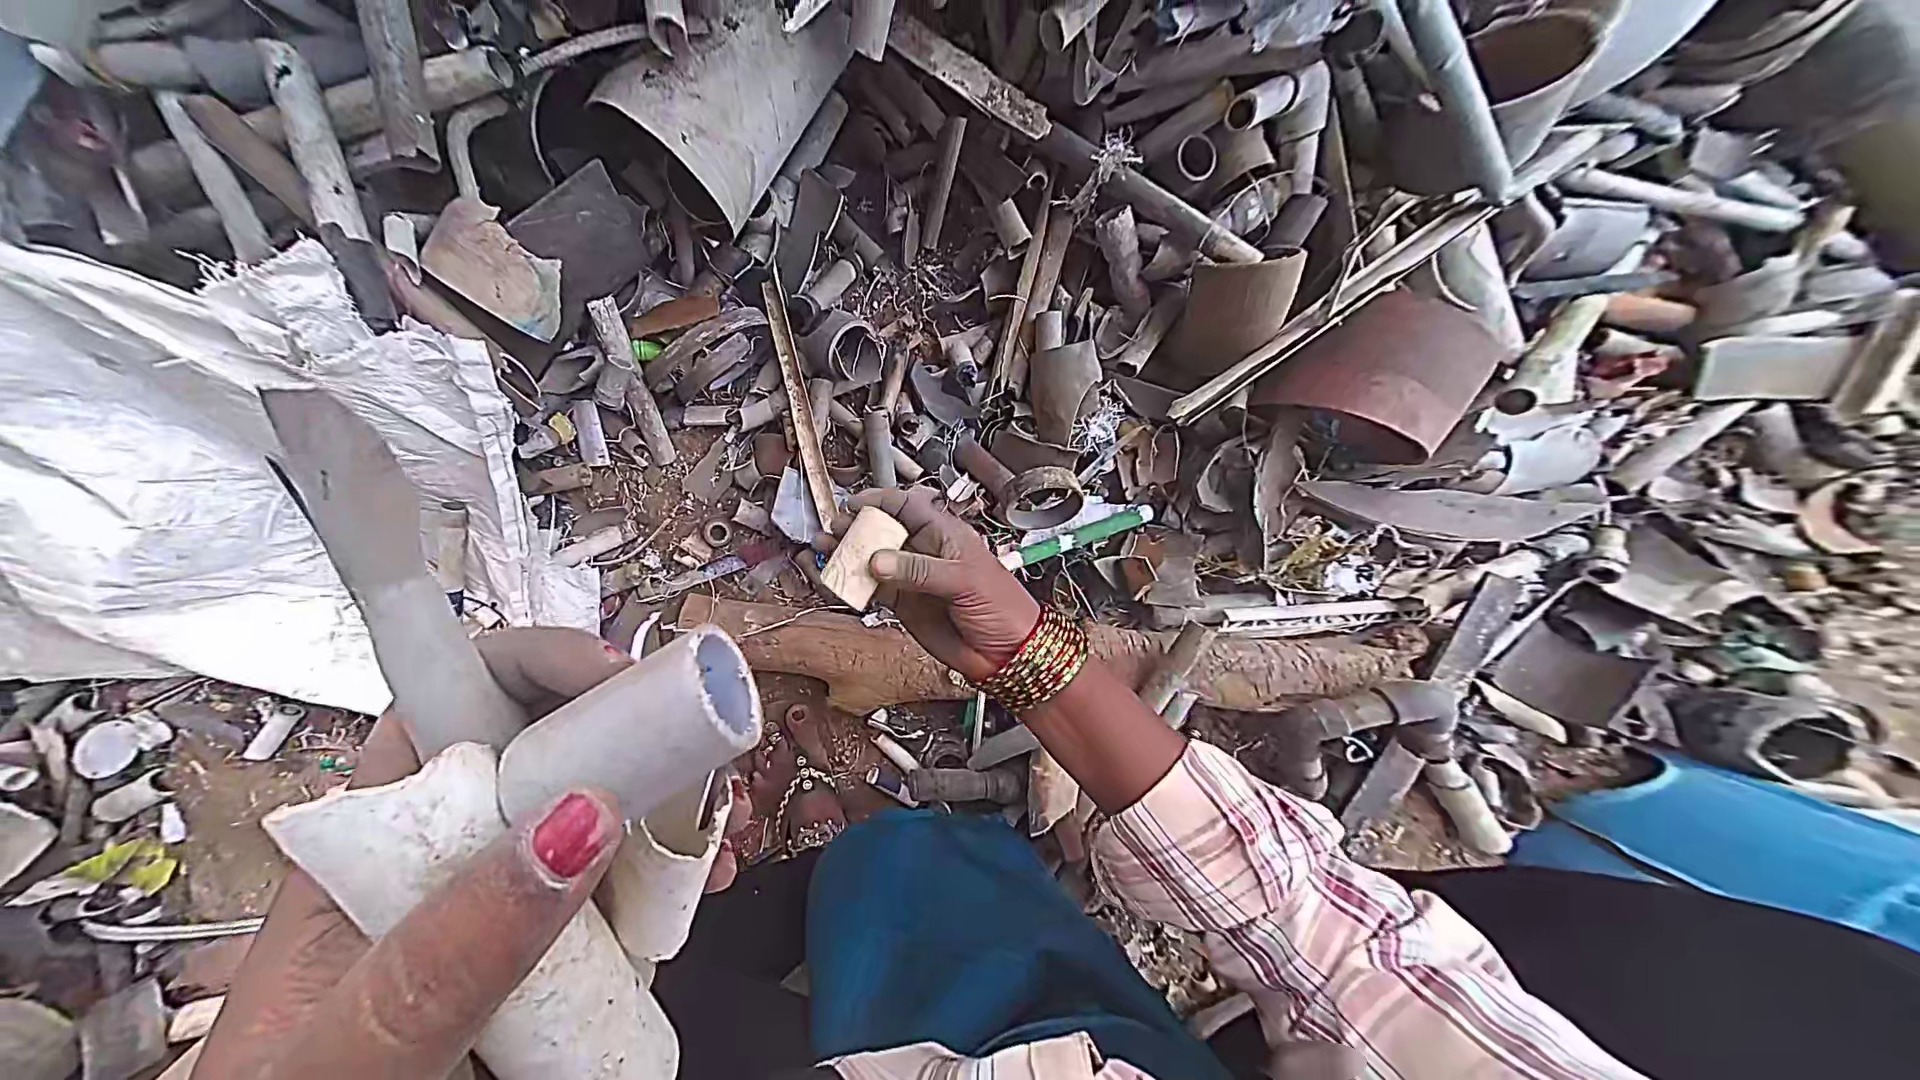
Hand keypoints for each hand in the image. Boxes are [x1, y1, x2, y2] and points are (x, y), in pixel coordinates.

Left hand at [194, 628, 744, 1078]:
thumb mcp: (349, 1058)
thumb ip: (443, 958)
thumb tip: (575, 823)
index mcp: (381, 848)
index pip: (454, 702)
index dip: (538, 662)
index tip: (614, 672)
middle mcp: (467, 851)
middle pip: (562, 735)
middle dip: (641, 721)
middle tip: (694, 737)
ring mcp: (533, 890)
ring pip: (621, 796)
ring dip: (684, 787)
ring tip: (720, 810)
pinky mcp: (585, 935)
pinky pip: (650, 867)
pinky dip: (694, 854)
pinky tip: (715, 870)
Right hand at [848, 487, 1040, 682]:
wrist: (1008, 653)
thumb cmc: (1003, 607)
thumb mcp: (965, 580)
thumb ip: (920, 570)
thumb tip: (879, 560)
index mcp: (946, 535)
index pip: (907, 507)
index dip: (880, 501)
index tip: (854, 504)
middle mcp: (926, 552)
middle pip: (884, 531)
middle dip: (856, 527)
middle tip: (834, 530)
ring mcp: (913, 578)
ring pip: (873, 559)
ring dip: (849, 554)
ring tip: (826, 551)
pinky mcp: (905, 604)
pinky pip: (873, 589)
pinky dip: (853, 585)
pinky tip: (837, 581)